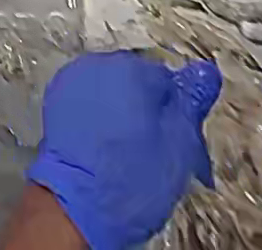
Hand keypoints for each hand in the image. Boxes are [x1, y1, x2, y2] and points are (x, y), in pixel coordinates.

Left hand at [27, 53, 220, 249]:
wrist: (80, 198)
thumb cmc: (134, 175)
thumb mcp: (179, 145)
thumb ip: (191, 103)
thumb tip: (206, 70)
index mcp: (131, 68)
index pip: (166, 80)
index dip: (178, 113)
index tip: (182, 142)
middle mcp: (97, 63)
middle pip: (135, 79)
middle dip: (149, 108)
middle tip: (159, 149)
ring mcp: (72, 76)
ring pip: (110, 87)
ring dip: (122, 109)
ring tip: (129, 149)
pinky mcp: (56, 94)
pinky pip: (87, 96)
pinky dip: (97, 112)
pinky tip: (104, 142)